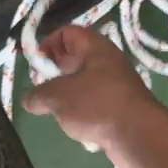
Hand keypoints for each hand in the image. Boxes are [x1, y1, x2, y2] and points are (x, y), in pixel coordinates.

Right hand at [22, 25, 167, 167]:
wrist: (137, 134)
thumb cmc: (96, 104)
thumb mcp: (58, 96)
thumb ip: (39, 95)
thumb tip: (29, 99)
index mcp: (95, 48)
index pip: (67, 33)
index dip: (48, 43)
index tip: (34, 64)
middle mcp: (107, 62)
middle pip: (74, 60)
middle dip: (55, 74)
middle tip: (40, 89)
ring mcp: (114, 86)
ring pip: (83, 85)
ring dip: (67, 98)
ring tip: (56, 111)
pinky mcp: (118, 109)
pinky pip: (94, 107)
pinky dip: (83, 116)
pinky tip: (78, 130)